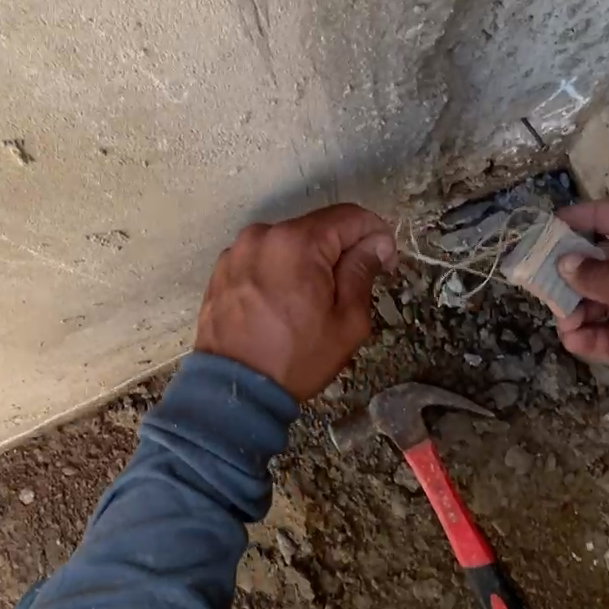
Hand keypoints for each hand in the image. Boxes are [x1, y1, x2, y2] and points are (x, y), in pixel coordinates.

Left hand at [195, 203, 398, 401]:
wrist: (233, 391)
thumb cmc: (295, 358)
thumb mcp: (347, 321)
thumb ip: (362, 271)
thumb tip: (376, 243)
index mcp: (298, 241)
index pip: (351, 216)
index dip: (376, 235)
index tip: (384, 263)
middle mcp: (264, 234)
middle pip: (318, 227)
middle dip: (341, 250)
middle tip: (352, 287)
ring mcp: (238, 250)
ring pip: (290, 242)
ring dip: (309, 260)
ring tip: (313, 300)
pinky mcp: (223, 268)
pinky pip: (264, 257)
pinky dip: (280, 270)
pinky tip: (283, 303)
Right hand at [553, 200, 608, 429]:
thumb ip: (600, 277)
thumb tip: (565, 264)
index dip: (590, 215)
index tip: (555, 223)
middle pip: (605, 259)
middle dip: (575, 269)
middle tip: (544, 277)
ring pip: (601, 297)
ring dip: (578, 306)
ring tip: (562, 319)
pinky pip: (606, 330)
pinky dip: (589, 334)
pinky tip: (573, 339)